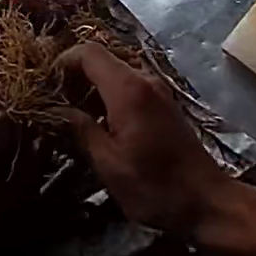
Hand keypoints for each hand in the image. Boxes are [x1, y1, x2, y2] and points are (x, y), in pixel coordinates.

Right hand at [53, 43, 239, 236]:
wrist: (210, 203)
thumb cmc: (156, 187)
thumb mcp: (109, 164)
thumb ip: (80, 130)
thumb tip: (56, 110)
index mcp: (127, 88)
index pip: (87, 52)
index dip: (62, 62)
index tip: (45, 86)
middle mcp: (142, 79)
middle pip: (100, 59)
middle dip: (73, 76)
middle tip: (54, 104)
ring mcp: (156, 89)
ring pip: (113, 71)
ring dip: (89, 87)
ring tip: (72, 116)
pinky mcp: (162, 102)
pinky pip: (127, 85)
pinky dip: (107, 95)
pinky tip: (98, 123)